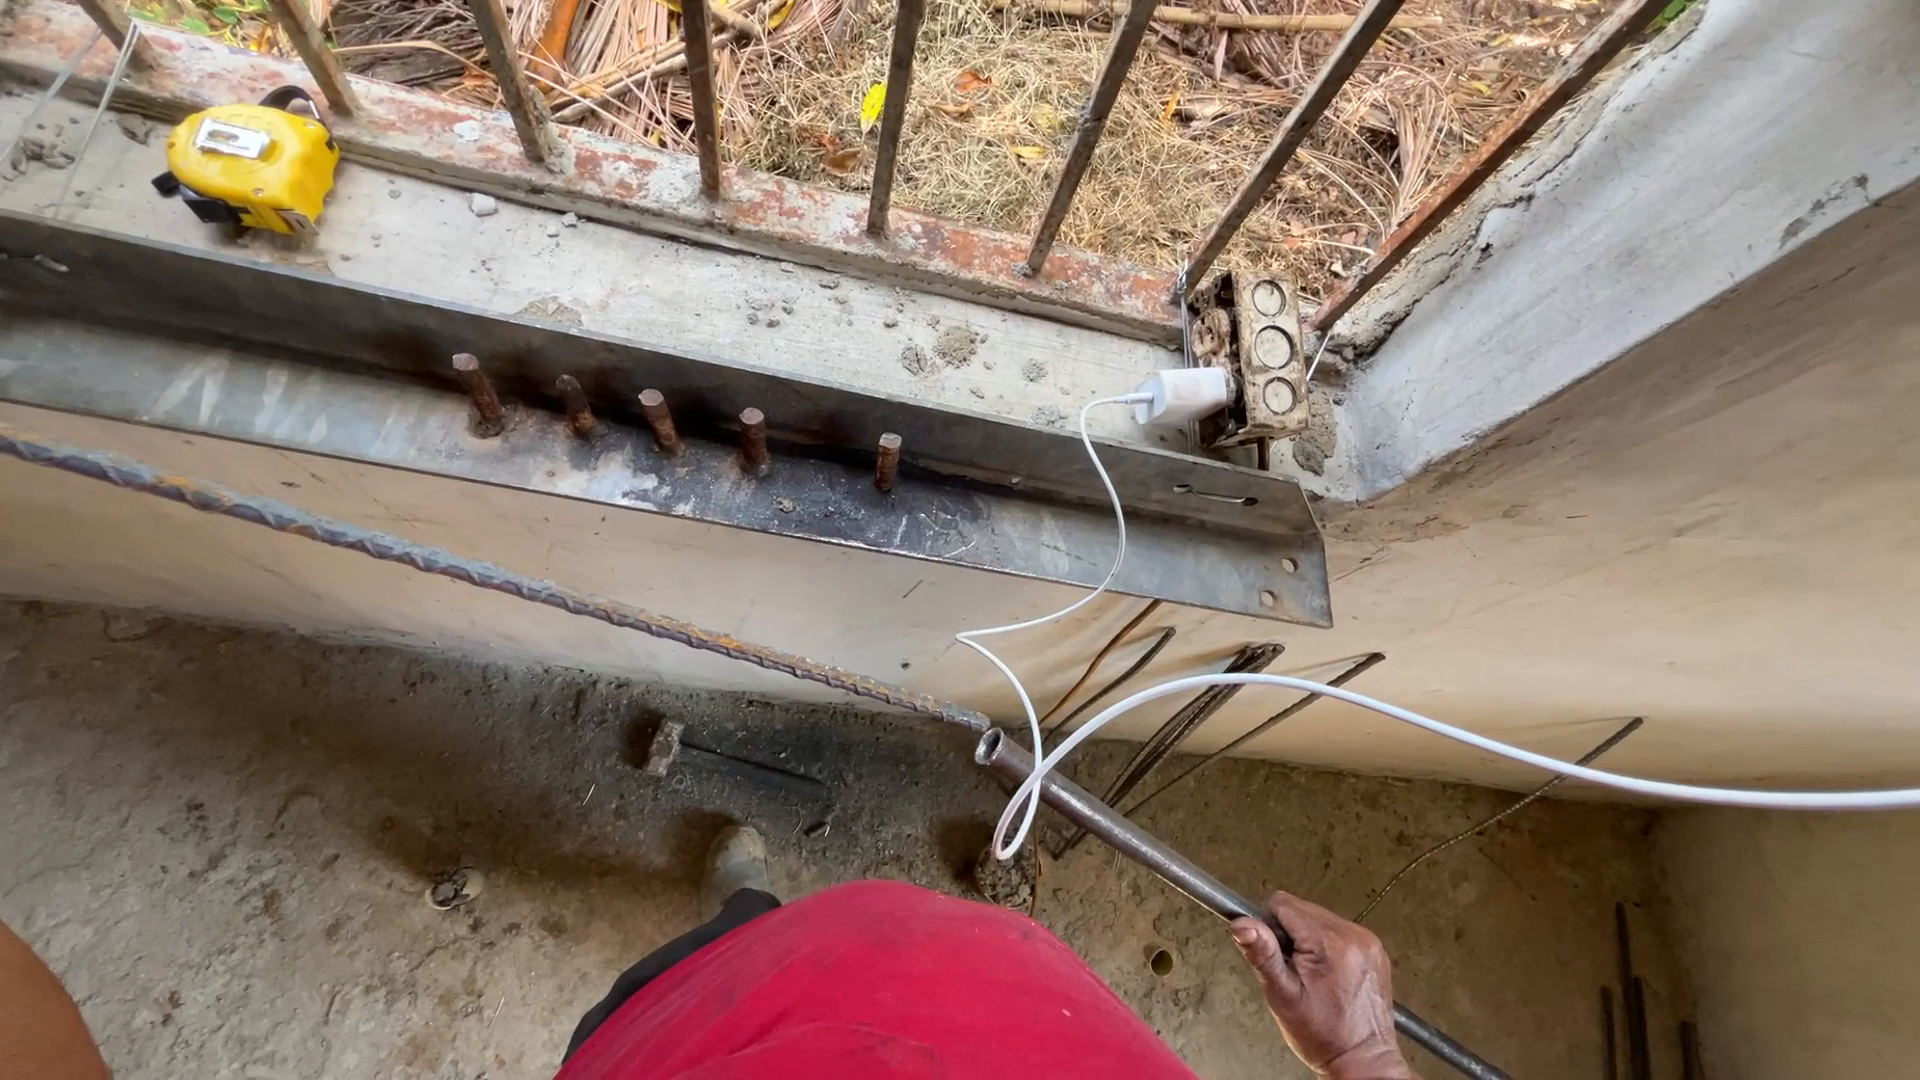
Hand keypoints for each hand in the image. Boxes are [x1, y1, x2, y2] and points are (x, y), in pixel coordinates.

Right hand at [1230, 891, 1414, 1079]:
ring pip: (1316, 916)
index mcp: (1329, 943)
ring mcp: (1367, 941)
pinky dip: (1325, 943)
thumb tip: (1243, 924)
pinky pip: (1336, 928)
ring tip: (1311, 973)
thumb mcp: (1282, 996)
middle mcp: (1352, 935)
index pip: (1282, 903)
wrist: (1364, 1064)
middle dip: (1289, 933)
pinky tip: (1328, 972)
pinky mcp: (1374, 949)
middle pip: (1300, 908)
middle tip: (1294, 969)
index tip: (1278, 955)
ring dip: (1306, 937)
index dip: (1270, 927)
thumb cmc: (1323, 1036)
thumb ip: (1262, 954)